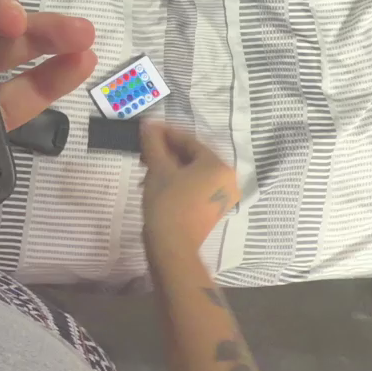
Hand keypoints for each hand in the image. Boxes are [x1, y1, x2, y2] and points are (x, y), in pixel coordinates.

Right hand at [139, 123, 239, 266]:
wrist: (172, 246)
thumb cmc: (168, 203)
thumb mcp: (158, 168)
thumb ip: (153, 143)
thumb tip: (148, 125)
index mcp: (219, 166)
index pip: (189, 141)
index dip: (165, 133)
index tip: (147, 128)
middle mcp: (227, 179)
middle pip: (192, 156)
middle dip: (166, 151)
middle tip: (143, 148)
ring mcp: (222, 196)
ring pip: (192, 172)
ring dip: (169, 166)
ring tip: (146, 166)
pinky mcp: (213, 209)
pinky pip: (195, 185)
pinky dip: (177, 180)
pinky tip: (157, 180)